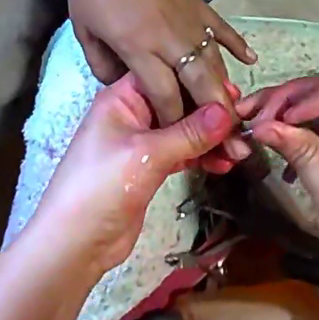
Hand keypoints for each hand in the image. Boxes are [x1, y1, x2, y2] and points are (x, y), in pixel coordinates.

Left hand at [20, 73, 236, 278]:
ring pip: (185, 130)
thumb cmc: (102, 186)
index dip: (200, 81)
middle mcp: (133, 112)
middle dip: (212, 115)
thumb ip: (189, 132)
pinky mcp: (150, 166)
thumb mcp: (147, 153)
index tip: (234, 94)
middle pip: (180, 103)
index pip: (167, 76)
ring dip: (211, 140)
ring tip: (240, 153)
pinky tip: (224, 165)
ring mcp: (142, 141)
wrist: (75, 243)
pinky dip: (202, 157)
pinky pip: (183, 153)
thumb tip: (228, 111)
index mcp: (123, 97)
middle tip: (243, 127)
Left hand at [67, 0, 254, 164]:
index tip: (178, 138)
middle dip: (213, 115)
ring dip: (224, 89)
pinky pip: (223, 30)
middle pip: (200, 86)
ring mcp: (190, 21)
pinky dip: (238, 46)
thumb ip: (103, 66)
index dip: (174, 122)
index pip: (165, 97)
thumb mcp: (84, 31)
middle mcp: (170, 40)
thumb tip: (123, 84)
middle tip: (223, 137)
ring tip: (231, 112)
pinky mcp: (199, 4)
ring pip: (215, 63)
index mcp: (138, 49)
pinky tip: (251, 62)